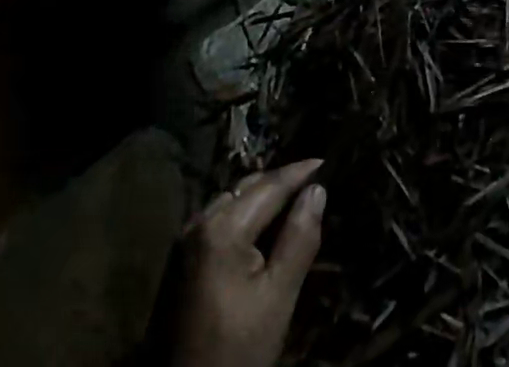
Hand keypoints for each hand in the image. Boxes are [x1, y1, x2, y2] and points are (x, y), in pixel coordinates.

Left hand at [170, 160, 327, 366]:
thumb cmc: (236, 347)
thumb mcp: (278, 296)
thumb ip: (299, 238)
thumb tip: (317, 191)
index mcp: (222, 228)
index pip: (270, 186)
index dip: (301, 172)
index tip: (327, 160)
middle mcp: (198, 223)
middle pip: (248, 187)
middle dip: (282, 181)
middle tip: (315, 180)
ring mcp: (185, 241)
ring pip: (232, 200)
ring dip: (263, 195)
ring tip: (295, 198)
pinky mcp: (181, 259)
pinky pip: (219, 218)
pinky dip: (245, 212)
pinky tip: (265, 225)